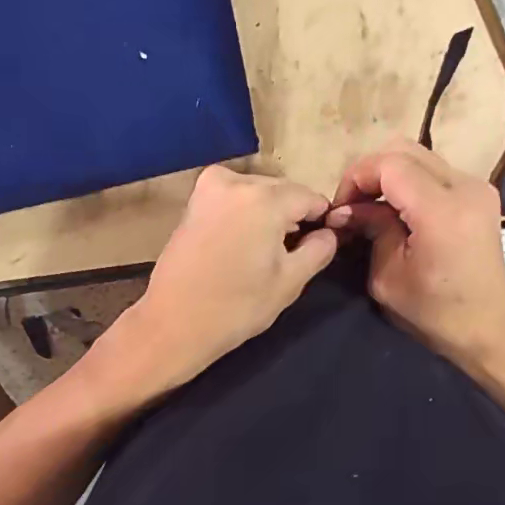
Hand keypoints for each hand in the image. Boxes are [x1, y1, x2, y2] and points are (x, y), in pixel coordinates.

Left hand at [107, 165, 338, 393]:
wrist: (175, 323)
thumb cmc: (238, 306)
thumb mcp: (290, 281)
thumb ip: (319, 249)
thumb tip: (329, 232)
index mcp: (265, 198)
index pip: (310, 197)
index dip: (323, 218)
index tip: (324, 241)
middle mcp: (236, 182)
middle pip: (282, 190)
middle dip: (294, 214)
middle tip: (295, 251)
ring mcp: (209, 188)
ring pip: (257, 192)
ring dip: (269, 213)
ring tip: (267, 251)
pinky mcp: (193, 202)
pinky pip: (234, 198)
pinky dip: (245, 213)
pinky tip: (243, 244)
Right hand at [327, 141, 504, 375]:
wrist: (485, 329)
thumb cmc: (433, 313)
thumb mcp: (388, 277)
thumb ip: (371, 230)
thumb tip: (346, 210)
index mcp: (443, 211)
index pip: (390, 165)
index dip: (357, 178)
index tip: (341, 208)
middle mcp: (466, 188)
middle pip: (404, 151)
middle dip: (371, 173)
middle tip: (353, 206)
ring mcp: (477, 188)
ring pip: (420, 157)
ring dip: (390, 176)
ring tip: (372, 209)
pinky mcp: (480, 195)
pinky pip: (435, 172)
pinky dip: (410, 182)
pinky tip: (398, 211)